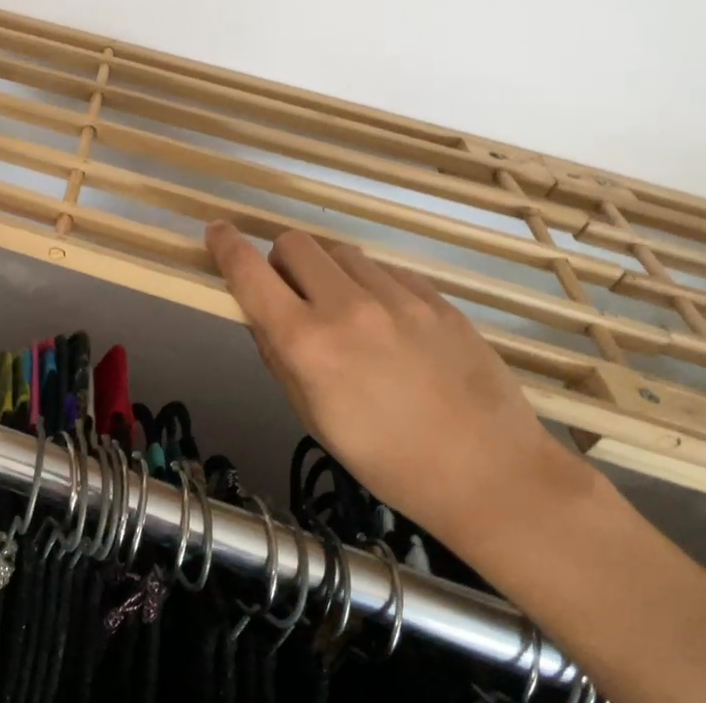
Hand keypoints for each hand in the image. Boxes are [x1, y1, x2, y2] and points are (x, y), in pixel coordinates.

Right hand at [205, 222, 589, 540]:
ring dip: (328, 271)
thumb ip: (278, 355)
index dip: (226, 246)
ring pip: (341, 252)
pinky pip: (385, 271)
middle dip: (281, 261)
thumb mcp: (312, 416)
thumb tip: (260, 314)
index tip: (216, 232)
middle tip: (292, 293)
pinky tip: (388, 324)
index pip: (250, 272)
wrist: (490, 473)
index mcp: (307, 342)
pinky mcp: (436, 299)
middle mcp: (348, 306)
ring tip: (345, 312)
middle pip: (295, 243)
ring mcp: (398, 297)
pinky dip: (371, 285)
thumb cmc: (386, 459)